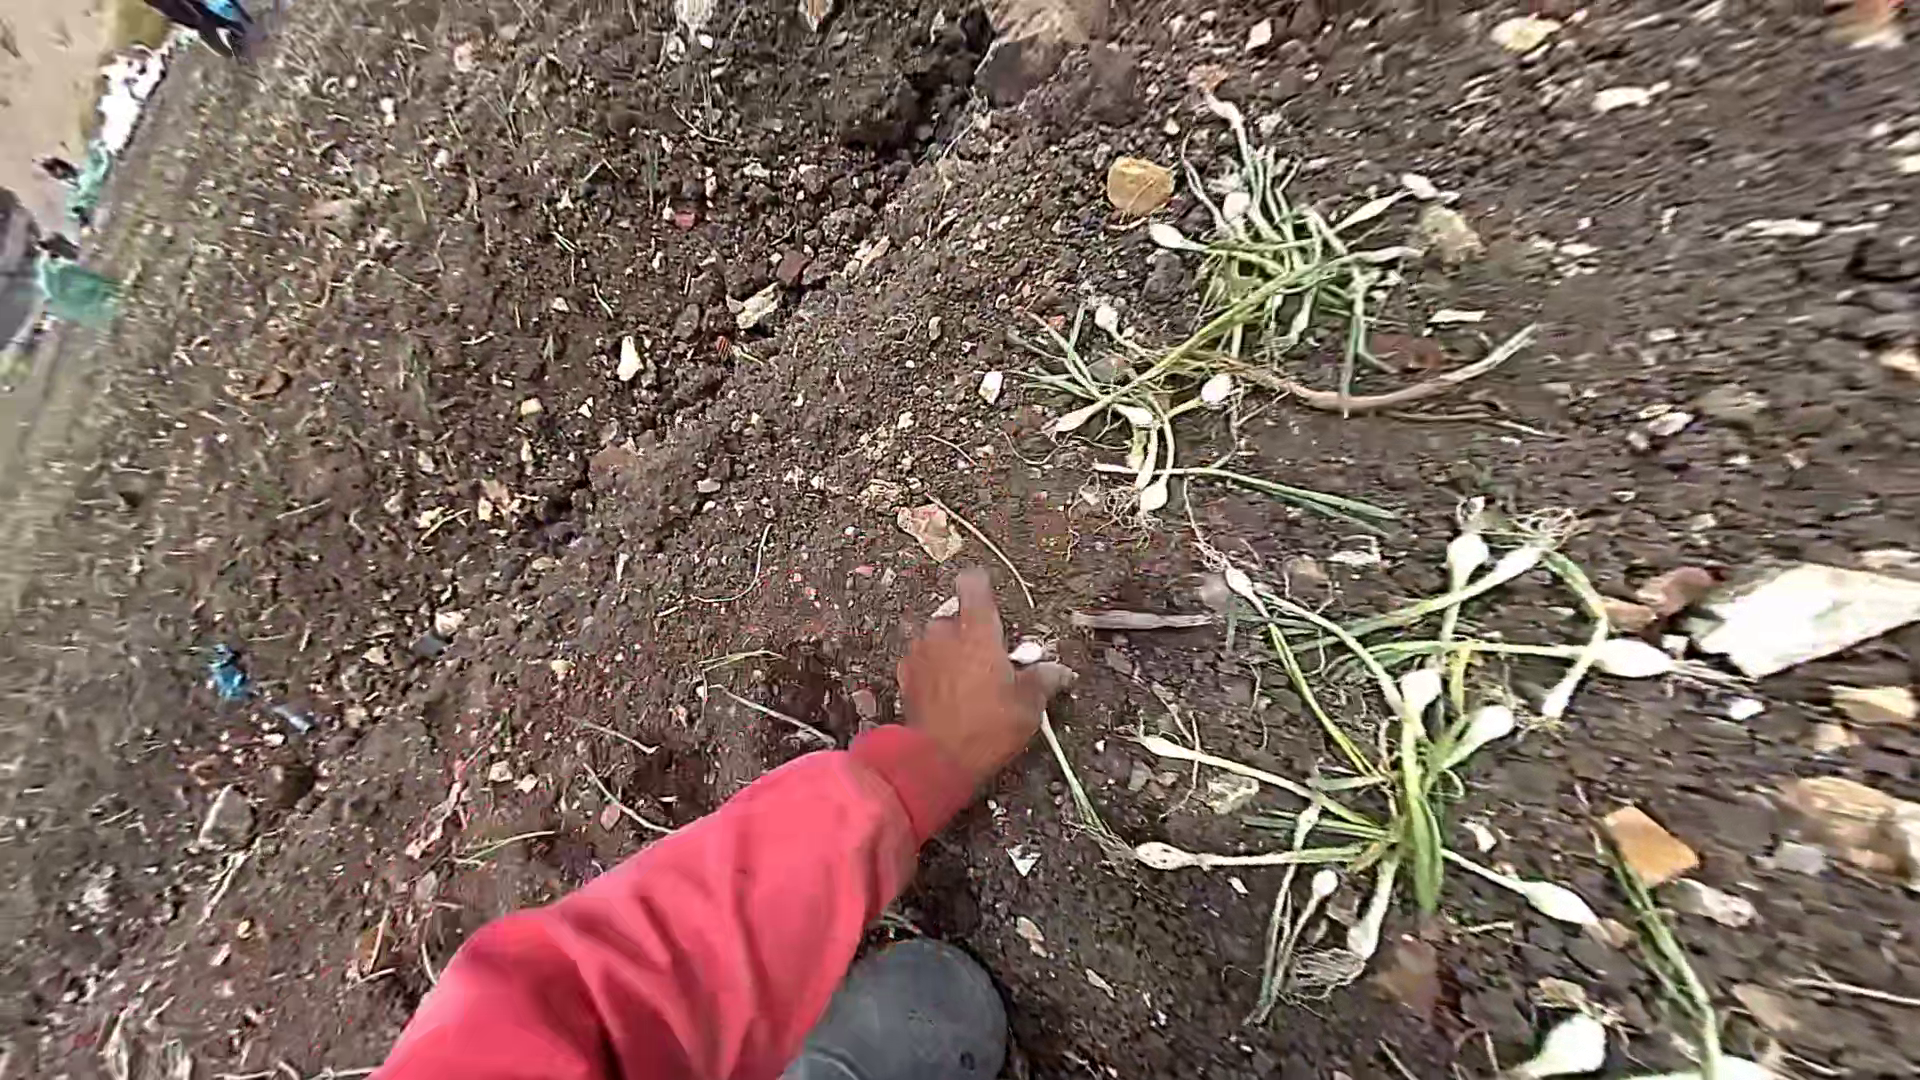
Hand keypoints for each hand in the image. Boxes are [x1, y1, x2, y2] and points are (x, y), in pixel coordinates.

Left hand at [897, 569, 1073, 784]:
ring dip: (948, 648)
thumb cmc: (986, 728)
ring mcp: (920, 652)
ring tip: (965, 678)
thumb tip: (1059, 672)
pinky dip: (932, 667)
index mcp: (977, 630)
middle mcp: (944, 633)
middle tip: (987, 658)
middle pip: (956, 615)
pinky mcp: (905, 674)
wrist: (935, 760)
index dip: (981, 585)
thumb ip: (1043, 680)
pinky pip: (921, 659)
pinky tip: (945, 690)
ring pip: (936, 637)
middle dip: (968, 630)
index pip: (974, 585)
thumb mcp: (1027, 705)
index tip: (988, 593)